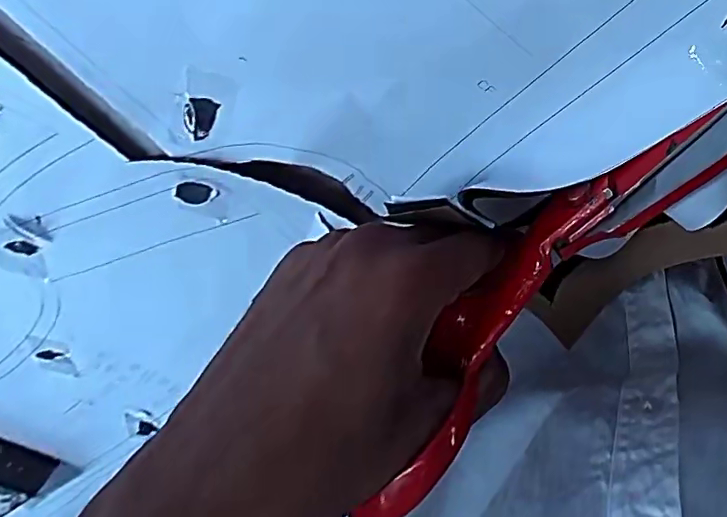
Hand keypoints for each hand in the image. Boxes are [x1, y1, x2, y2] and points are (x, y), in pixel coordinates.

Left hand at [84, 223, 507, 516]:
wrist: (213, 483)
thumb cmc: (310, 456)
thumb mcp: (421, 424)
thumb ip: (474, 376)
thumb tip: (487, 358)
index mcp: (404, 280)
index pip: (480, 246)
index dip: (505, 260)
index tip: (513, 271)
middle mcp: (364, 251)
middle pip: (436, 242)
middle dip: (458, 274)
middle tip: (460, 320)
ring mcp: (322, 255)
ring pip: (392, 247)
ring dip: (411, 277)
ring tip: (400, 338)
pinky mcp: (290, 269)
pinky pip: (350, 259)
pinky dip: (367, 282)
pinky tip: (355, 338)